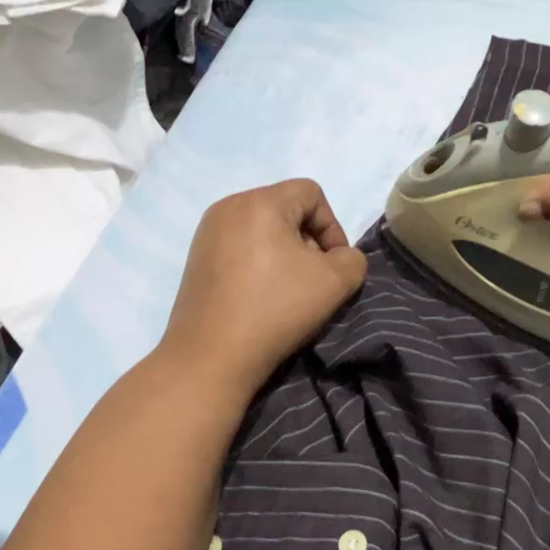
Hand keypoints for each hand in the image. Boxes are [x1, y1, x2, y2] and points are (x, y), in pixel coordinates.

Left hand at [160, 179, 368, 393]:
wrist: (211, 357)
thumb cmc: (275, 310)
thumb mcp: (334, 284)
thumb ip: (353, 260)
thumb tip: (340, 258)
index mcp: (260, 202)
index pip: (311, 192)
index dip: (333, 226)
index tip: (333, 265)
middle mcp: (228, 206)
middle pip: (285, 208)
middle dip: (308, 240)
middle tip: (313, 279)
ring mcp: (207, 233)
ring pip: (262, 228)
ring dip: (284, 254)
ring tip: (288, 291)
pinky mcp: (196, 258)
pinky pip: (239, 246)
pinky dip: (258, 263)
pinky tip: (260, 297)